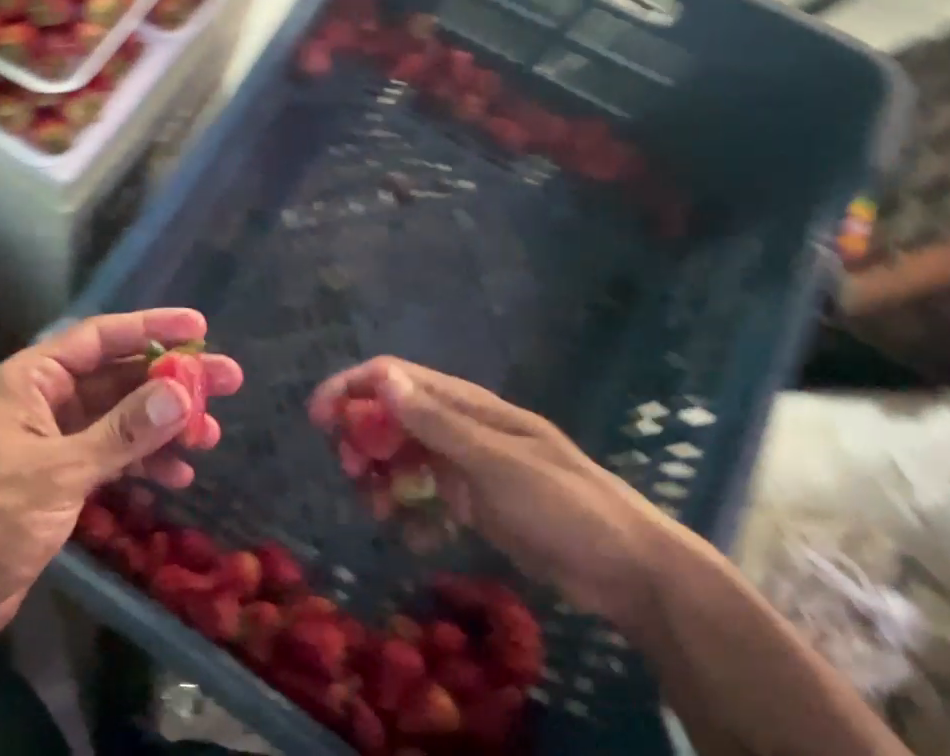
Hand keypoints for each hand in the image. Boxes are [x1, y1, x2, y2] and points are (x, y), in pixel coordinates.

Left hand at [0, 308, 242, 643]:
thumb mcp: (59, 472)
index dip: (150, 328)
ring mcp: (54, 439)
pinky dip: (144, 460)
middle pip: (117, 376)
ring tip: (210, 437)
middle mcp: (44, 400)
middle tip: (229, 383)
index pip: (97, 337)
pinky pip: (113, 454)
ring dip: (163, 424)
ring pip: (120, 417)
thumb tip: (180, 393)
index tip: (200, 329)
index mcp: (30, 380)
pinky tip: (178, 474)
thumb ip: (122, 432)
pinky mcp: (63, 476)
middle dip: (170, 381)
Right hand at [310, 357, 678, 626]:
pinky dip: (412, 514)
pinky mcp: (475, 504)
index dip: (353, 390)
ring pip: (404, 460)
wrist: (631, 572)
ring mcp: (468, 468)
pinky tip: (415, 538)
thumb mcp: (495, 464)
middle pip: (392, 418)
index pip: (396, 378)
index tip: (319, 419)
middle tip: (349, 473)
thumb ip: (437, 423)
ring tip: (377, 512)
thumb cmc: (565, 507)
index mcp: (470, 407)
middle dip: (362, 440)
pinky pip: (426, 499)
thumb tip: (381, 377)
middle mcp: (463, 430)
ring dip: (381, 480)